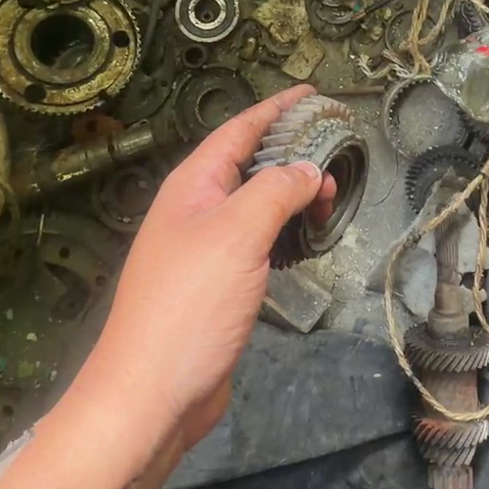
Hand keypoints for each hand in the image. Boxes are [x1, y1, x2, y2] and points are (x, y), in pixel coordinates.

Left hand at [73, 84, 334, 452]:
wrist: (151, 395)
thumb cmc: (191, 303)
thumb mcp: (238, 233)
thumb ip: (276, 191)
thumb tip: (309, 169)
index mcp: (193, 184)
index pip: (239, 129)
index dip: (275, 108)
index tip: (312, 93)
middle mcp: (197, 208)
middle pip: (249, 162)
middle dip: (291, 150)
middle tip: (337, 151)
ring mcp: (206, 247)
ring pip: (256, 202)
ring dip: (292, 192)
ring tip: (330, 196)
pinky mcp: (218, 282)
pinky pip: (257, 237)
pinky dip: (285, 228)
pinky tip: (305, 236)